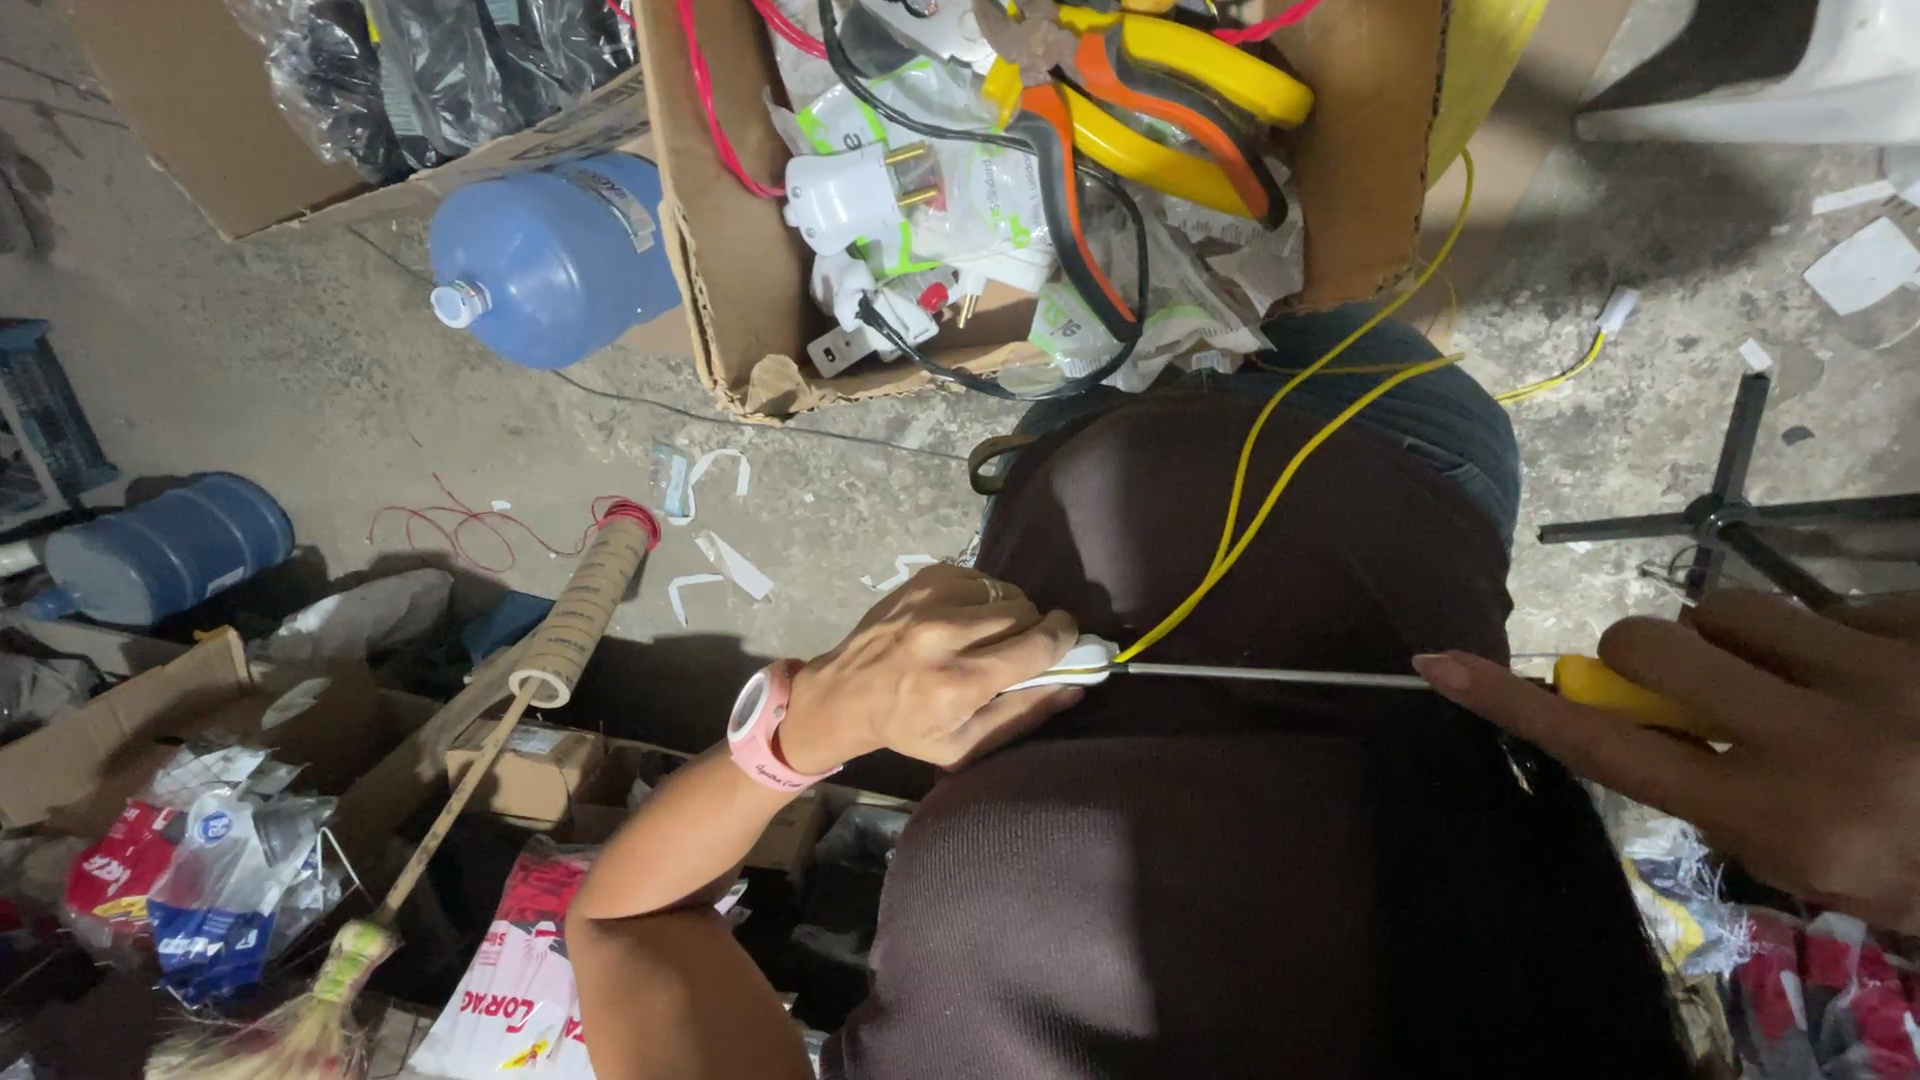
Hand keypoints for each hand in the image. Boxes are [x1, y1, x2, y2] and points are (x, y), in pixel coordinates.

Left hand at [775, 564, 1080, 772]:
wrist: (844, 692)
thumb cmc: (908, 727)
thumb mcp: (964, 744)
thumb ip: (1022, 714)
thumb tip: (1075, 685)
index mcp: (957, 683)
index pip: (1036, 647)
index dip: (1064, 639)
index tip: (1069, 638)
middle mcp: (944, 635)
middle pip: (1025, 612)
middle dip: (1035, 627)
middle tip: (1024, 643)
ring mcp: (930, 600)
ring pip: (1004, 591)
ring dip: (1010, 610)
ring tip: (992, 631)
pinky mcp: (923, 579)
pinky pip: (980, 578)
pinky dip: (985, 596)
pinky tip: (968, 616)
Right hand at [1413, 590, 1919, 933]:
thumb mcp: (1810, 857)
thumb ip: (1709, 782)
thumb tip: (1627, 704)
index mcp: (1785, 820)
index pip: (1603, 747)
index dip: (1511, 701)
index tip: (1439, 663)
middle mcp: (1831, 746)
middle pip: (1648, 642)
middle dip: (1648, 655)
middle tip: (1696, 683)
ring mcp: (1900, 679)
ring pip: (1729, 608)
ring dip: (1743, 639)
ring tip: (1813, 679)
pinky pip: (1841, 602)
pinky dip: (1846, 632)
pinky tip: (1901, 675)